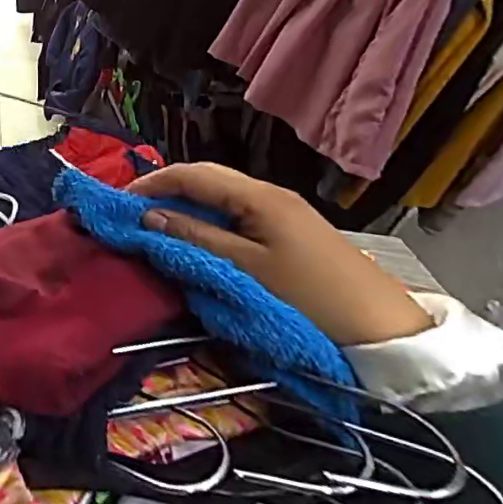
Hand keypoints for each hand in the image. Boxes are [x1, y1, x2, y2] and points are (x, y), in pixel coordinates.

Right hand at [129, 162, 433, 345]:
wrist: (382, 330)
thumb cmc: (311, 299)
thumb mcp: (247, 270)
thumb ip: (197, 239)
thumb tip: (151, 216)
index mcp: (258, 195)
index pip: (194, 173)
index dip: (154, 182)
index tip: (120, 201)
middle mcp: (269, 192)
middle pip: (208, 177)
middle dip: (168, 190)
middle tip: (134, 214)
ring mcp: (282, 209)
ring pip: (223, 195)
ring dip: (189, 205)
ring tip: (159, 226)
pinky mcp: (290, 229)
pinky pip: (239, 212)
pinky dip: (211, 219)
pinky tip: (200, 237)